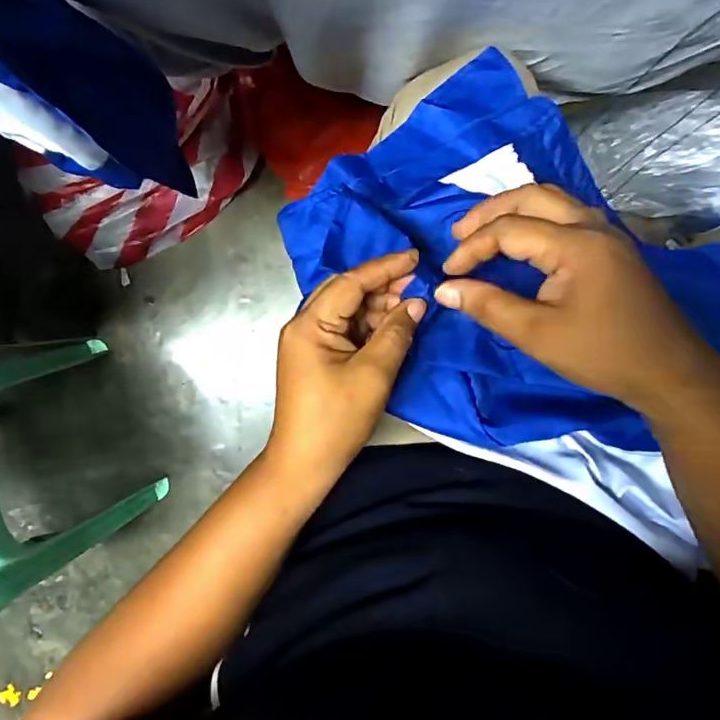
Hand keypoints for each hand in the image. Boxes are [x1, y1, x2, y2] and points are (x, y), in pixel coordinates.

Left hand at [266, 250, 425, 473]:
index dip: (384, 267)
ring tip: (410, 304)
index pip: (349, 283)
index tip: (415, 256)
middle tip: (417, 282)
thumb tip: (416, 303)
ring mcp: (306, 341)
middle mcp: (302, 325)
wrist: (304, 462)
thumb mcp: (373, 374)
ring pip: (345, 309)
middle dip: (381, 284)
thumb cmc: (336, 419)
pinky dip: (367, 325)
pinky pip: (343, 328)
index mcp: (308, 324)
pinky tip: (392, 325)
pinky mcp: (314, 357)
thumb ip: (396, 333)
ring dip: (376, 305)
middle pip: (344, 291)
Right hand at [433, 184, 719, 414]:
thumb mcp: (536, 334)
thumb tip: (444, 289)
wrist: (670, 372)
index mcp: (576, 245)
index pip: (508, 229)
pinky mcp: (612, 246)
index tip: (449, 274)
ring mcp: (607, 233)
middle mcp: (593, 226)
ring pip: (552, 199)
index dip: (471, 248)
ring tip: (482, 232)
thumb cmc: (602, 354)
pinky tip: (520, 239)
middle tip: (457, 236)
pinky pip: (566, 213)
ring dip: (512, 209)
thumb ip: (488, 306)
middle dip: (488, 213)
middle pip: (531, 196)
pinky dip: (535, 216)